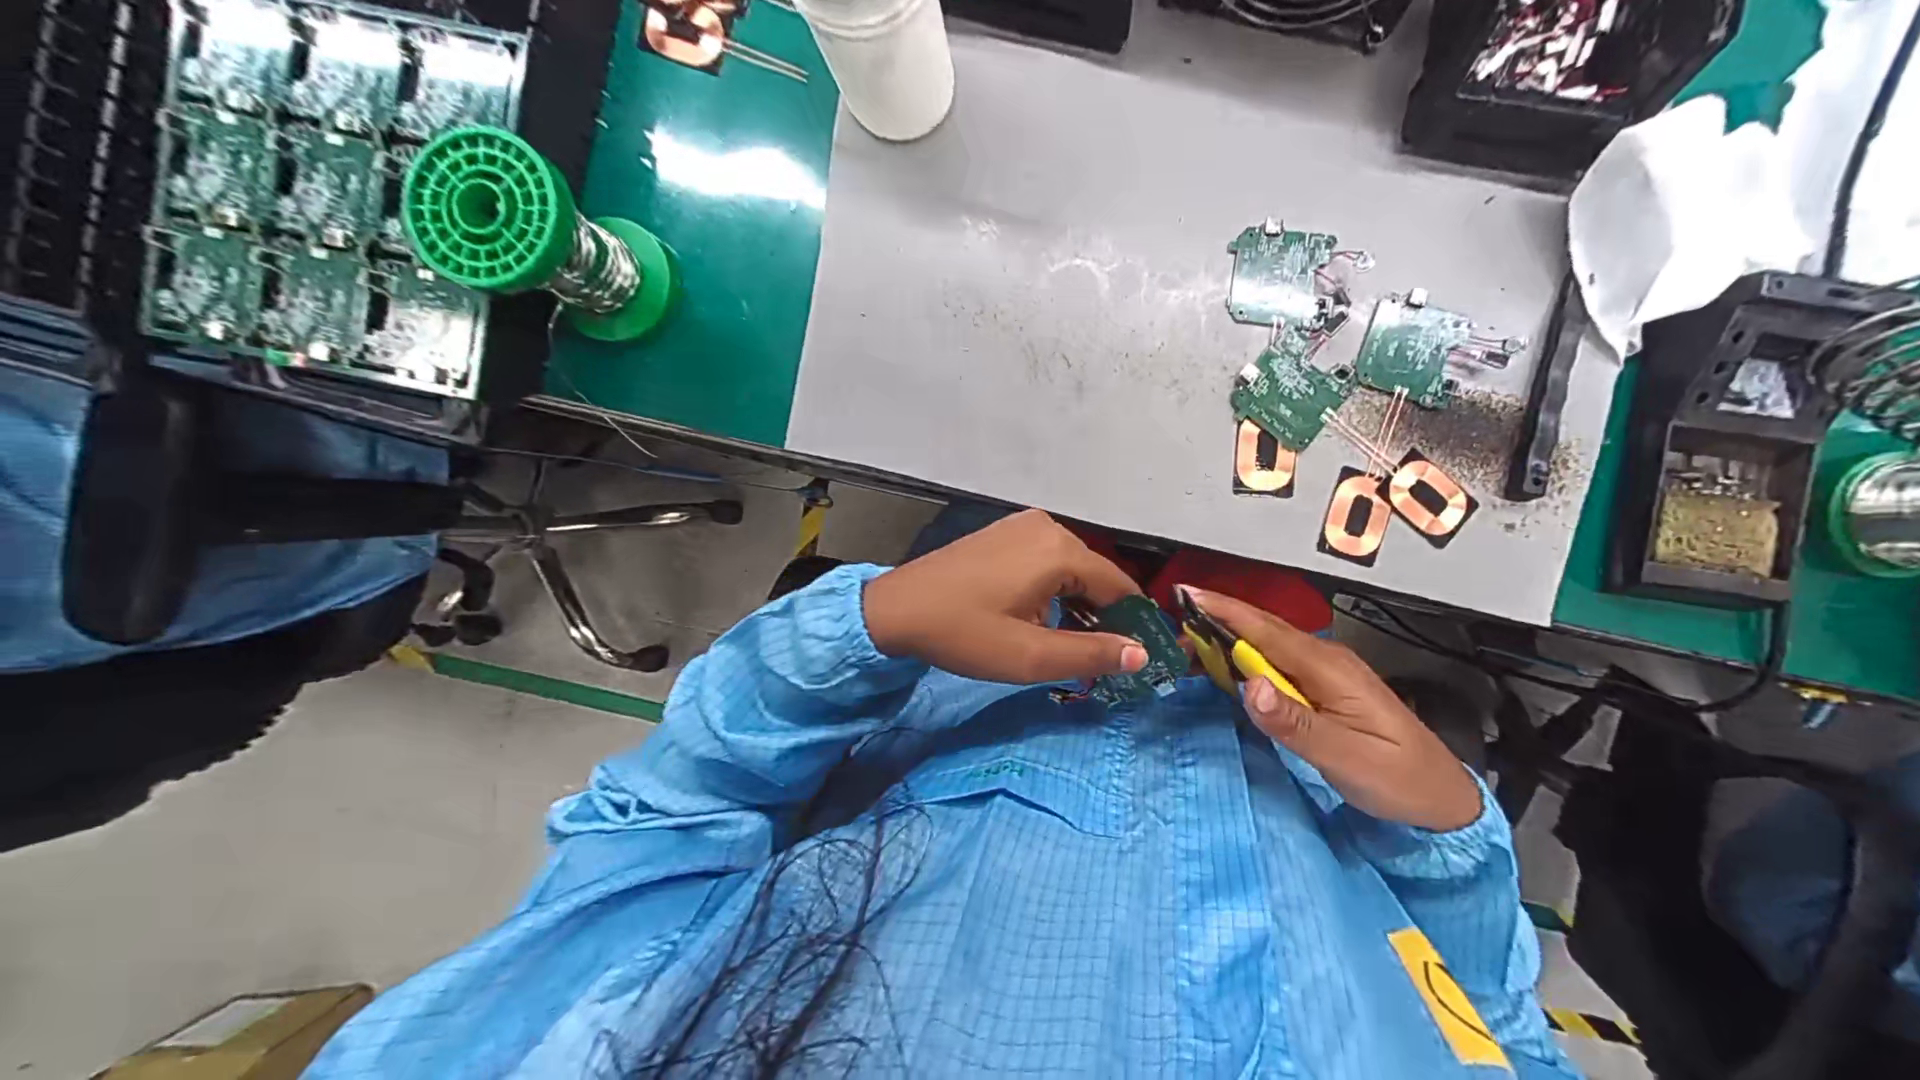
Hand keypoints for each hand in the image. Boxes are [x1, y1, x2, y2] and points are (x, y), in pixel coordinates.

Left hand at [864, 509, 1148, 683]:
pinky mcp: (1004, 531)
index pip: (1120, 587)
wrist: (896, 609)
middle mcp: (1047, 527)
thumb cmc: (963, 633)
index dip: (1131, 625)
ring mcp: (1023, 525)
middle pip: (1095, 576)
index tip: (1132, 659)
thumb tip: (1142, 654)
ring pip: (1071, 569)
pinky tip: (1037, 616)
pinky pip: (1046, 560)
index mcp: (1060, 551)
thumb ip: (1091, 654)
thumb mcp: (1030, 655)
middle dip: (1101, 616)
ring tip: (1061, 642)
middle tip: (1091, 659)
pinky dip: (1052, 588)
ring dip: (1075, 604)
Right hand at [1185, 587, 1481, 831]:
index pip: (1265, 630)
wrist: (1443, 800)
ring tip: (1186, 647)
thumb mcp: (1345, 757)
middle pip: (1260, 630)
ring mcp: (1323, 671)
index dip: (1223, 610)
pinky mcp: (1321, 686)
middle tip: (1171, 630)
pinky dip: (1241, 658)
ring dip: (1225, 640)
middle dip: (1214, 621)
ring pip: (1264, 644)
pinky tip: (1224, 666)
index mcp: (1328, 668)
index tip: (1185, 595)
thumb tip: (1249, 686)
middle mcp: (1324, 659)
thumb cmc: (1398, 779)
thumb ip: (1294, 723)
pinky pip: (1273, 662)